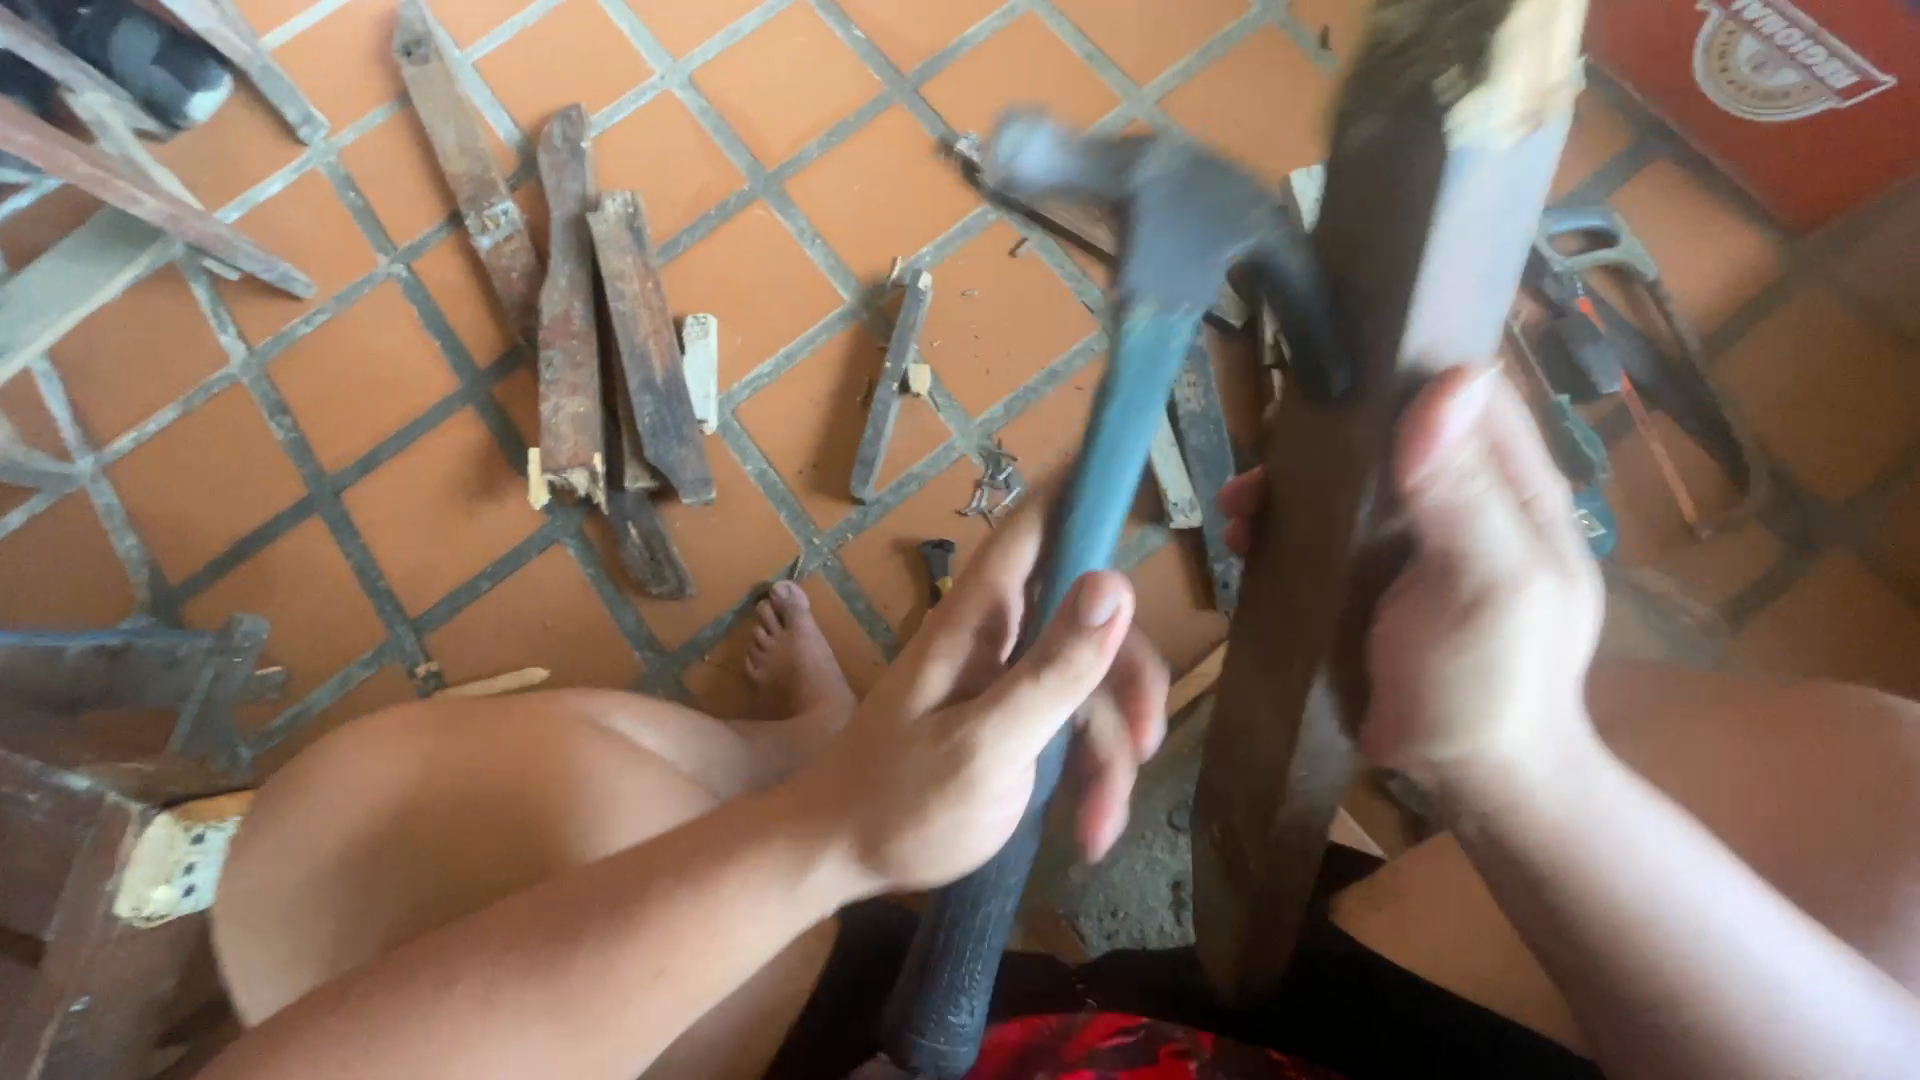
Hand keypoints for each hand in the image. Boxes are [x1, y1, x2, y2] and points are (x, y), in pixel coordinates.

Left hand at [796, 489, 1169, 894]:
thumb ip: (1051, 670)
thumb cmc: (899, 802)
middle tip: (1145, 739)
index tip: (1131, 471)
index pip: (1033, 528)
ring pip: (1089, 682)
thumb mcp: (985, 746)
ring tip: (1099, 829)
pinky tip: (1089, 833)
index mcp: (977, 619)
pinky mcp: (1014, 721)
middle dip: (1125, 677)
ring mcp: (1006, 680)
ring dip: (1108, 752)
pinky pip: (1072, 728)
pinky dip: (1088, 776)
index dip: (1080, 491)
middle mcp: (996, 636)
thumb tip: (1114, 581)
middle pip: (1088, 617)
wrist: (841, 857)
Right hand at [1219, 367, 1604, 800]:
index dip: (1404, 369)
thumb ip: (1464, 491)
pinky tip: (1243, 544)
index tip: (1333, 365)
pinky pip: (1313, 532)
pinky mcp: (1360, 575)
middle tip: (1264, 464)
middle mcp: (1456, 499)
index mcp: (1510, 488)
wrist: (1465, 775)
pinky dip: (1275, 528)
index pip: (1464, 395)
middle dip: (1320, 439)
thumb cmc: (1490, 682)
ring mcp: (1402, 541)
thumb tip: (1448, 380)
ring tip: (1238, 511)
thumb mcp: (1486, 584)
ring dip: (1284, 487)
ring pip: (1338, 483)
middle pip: (1384, 435)